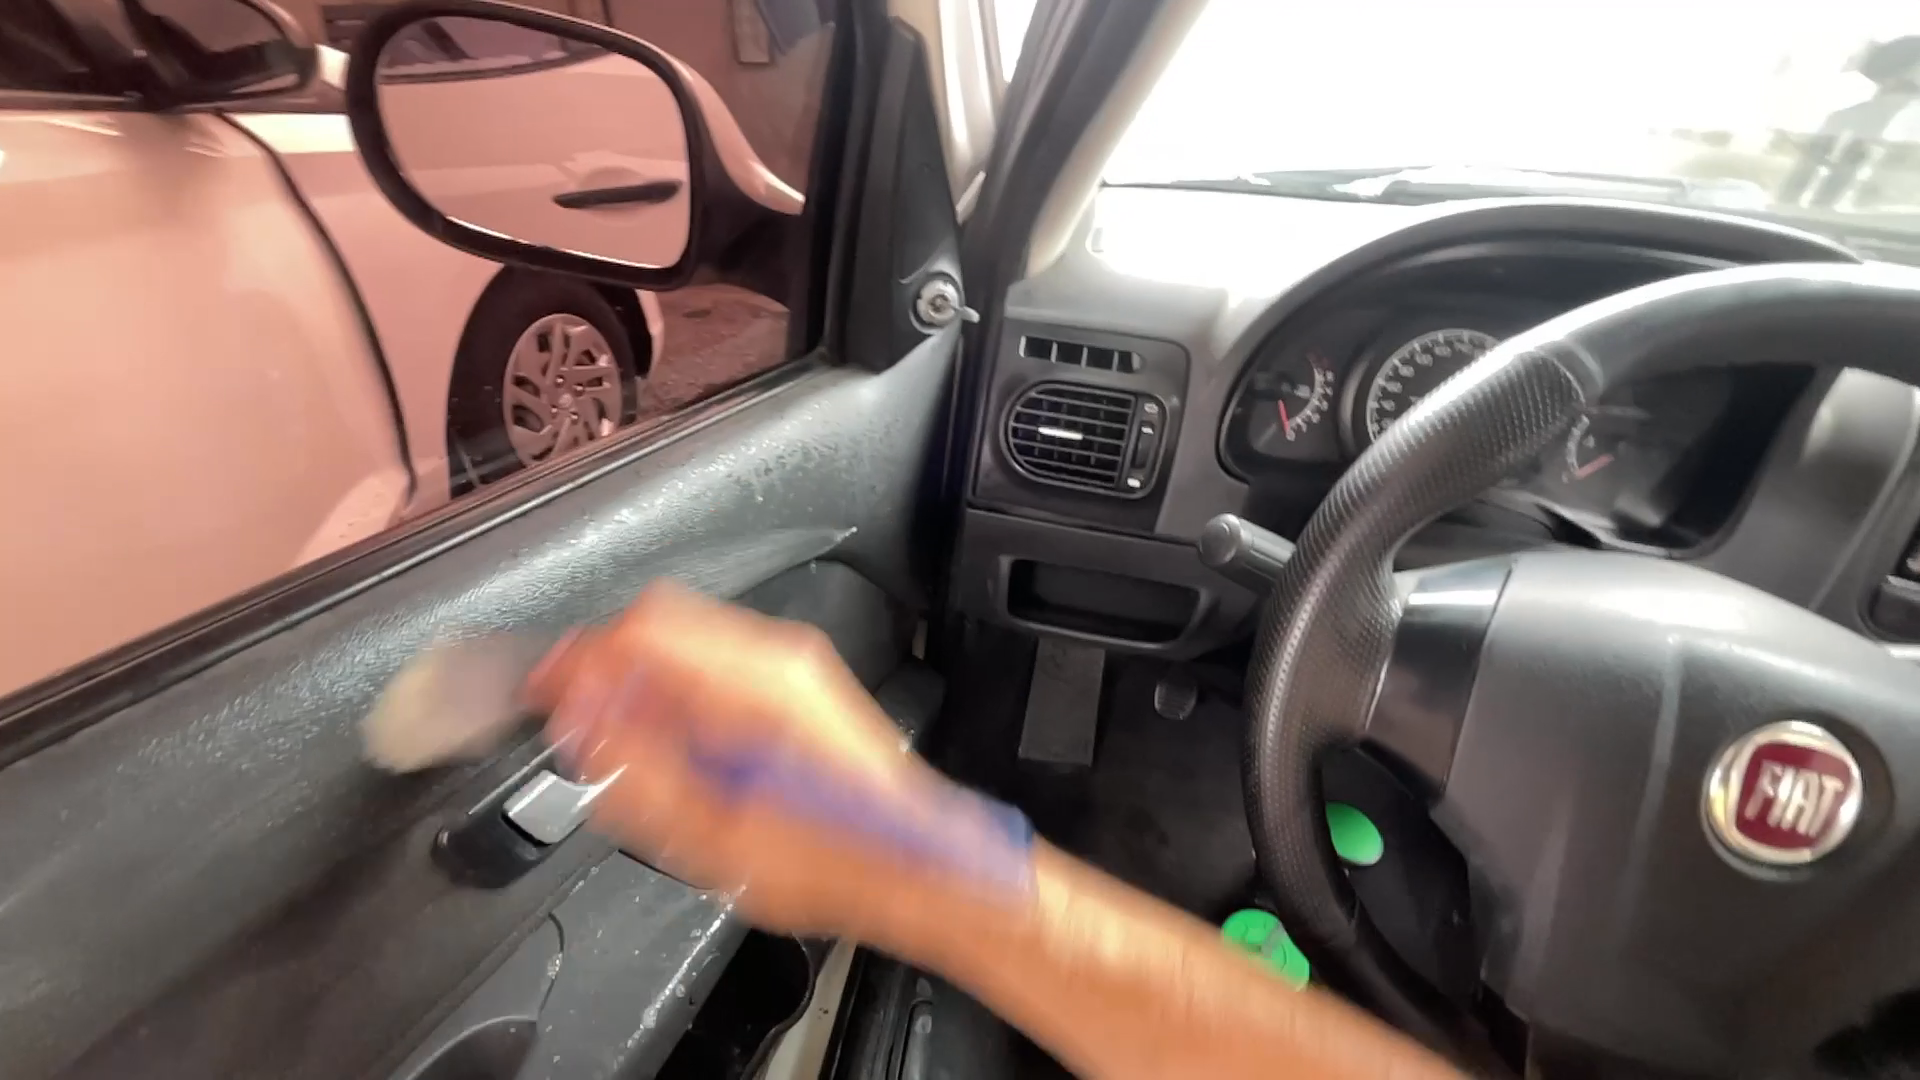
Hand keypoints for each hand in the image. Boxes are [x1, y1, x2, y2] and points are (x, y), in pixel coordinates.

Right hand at [521, 583, 1027, 942]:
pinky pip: (720, 653)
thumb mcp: (708, 832)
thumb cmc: (824, 857)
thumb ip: (633, 766)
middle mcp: (778, 656)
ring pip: (691, 631)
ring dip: (642, 668)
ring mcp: (793, 663)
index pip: (641, 628)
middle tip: (577, 711)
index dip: (578, 655)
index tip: (544, 690)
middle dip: (607, 658)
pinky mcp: (799, 679)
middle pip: (664, 616)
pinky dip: (678, 677)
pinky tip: (673, 729)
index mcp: (753, 684)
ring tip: (621, 730)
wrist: (903, 858)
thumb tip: (578, 717)